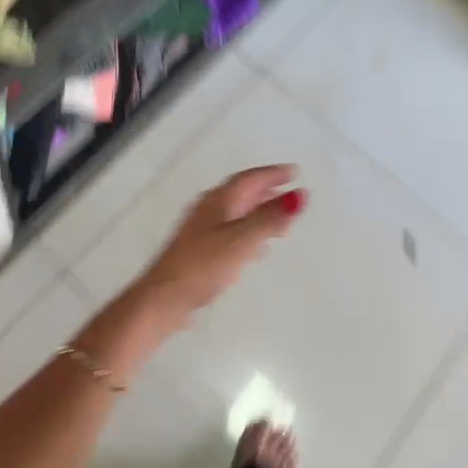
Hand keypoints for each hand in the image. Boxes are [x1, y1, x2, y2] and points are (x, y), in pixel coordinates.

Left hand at [135, 165, 306, 326]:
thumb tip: (300, 194)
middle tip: (291, 192)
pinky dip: (249, 229)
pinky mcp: (200, 248)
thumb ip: (270, 218)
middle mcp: (209, 207)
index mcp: (219, 200)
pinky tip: (256, 247)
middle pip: (242, 192)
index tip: (295, 172)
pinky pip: (231, 229)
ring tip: (281, 218)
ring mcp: (202, 227)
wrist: (167, 295)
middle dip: (267, 190)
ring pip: (237, 211)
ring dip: (259, 210)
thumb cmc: (205, 264)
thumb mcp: (242, 240)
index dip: (273, 174)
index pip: (249, 178)